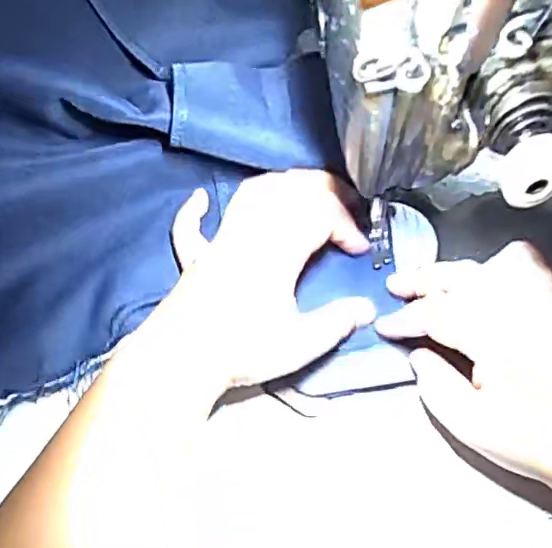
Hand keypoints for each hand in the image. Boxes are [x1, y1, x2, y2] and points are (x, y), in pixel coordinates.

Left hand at [114, 170, 378, 397]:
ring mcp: (220, 241)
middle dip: (324, 189)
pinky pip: (193, 225)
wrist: (184, 358)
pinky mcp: (196, 260)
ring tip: (302, 196)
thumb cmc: (244, 350)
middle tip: (346, 206)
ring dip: (281, 186)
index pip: (320, 213)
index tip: (358, 250)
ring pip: (251, 193)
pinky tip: (202, 200)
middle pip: (290, 188)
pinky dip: (199, 209)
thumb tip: (366, 309)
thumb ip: (336, 323)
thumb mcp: (300, 343)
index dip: (346, 224)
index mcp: (278, 248)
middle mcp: (250, 232)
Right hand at [375, 242, 551, 500]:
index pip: (439, 311)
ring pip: (496, 264)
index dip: (407, 317)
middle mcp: (527, 308)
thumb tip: (420, 359)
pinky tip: (489, 282)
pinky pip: (531, 270)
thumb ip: (436, 386)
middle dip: (426, 281)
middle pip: (464, 277)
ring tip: (438, 280)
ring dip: (461, 270)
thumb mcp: (471, 425)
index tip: (390, 325)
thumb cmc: (545, 441)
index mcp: (497, 334)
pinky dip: (500, 270)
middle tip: (401, 288)